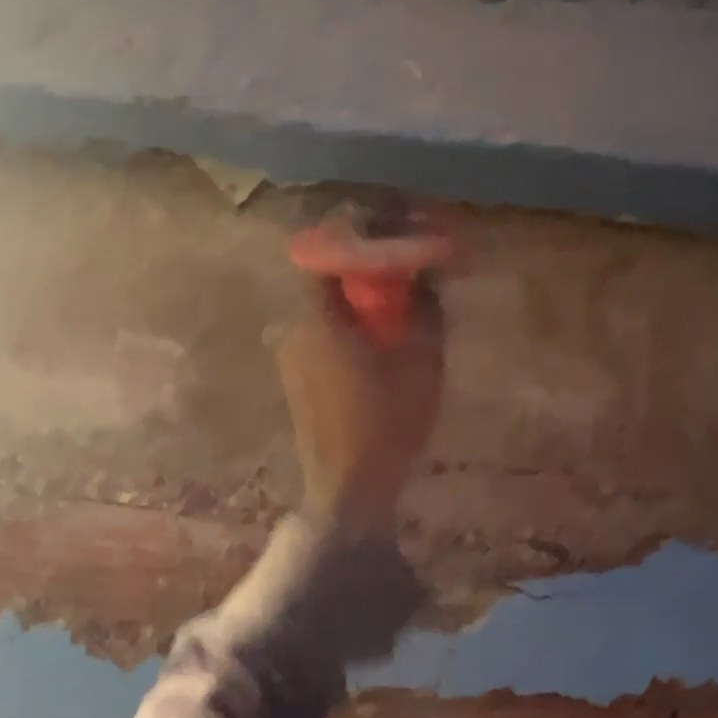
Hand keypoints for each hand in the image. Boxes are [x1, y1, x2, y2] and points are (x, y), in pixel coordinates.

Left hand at [278, 214, 450, 538]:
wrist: (348, 487)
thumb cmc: (386, 423)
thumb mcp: (422, 361)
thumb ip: (425, 306)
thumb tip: (427, 270)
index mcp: (318, 317)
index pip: (328, 248)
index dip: (362, 231)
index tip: (396, 229)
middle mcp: (293, 329)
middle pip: (327, 278)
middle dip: (366, 266)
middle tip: (405, 266)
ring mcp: (290, 357)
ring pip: (325, 310)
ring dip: (358, 301)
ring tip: (398, 306)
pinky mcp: (295, 381)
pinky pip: (322, 336)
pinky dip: (347, 328)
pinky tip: (377, 343)